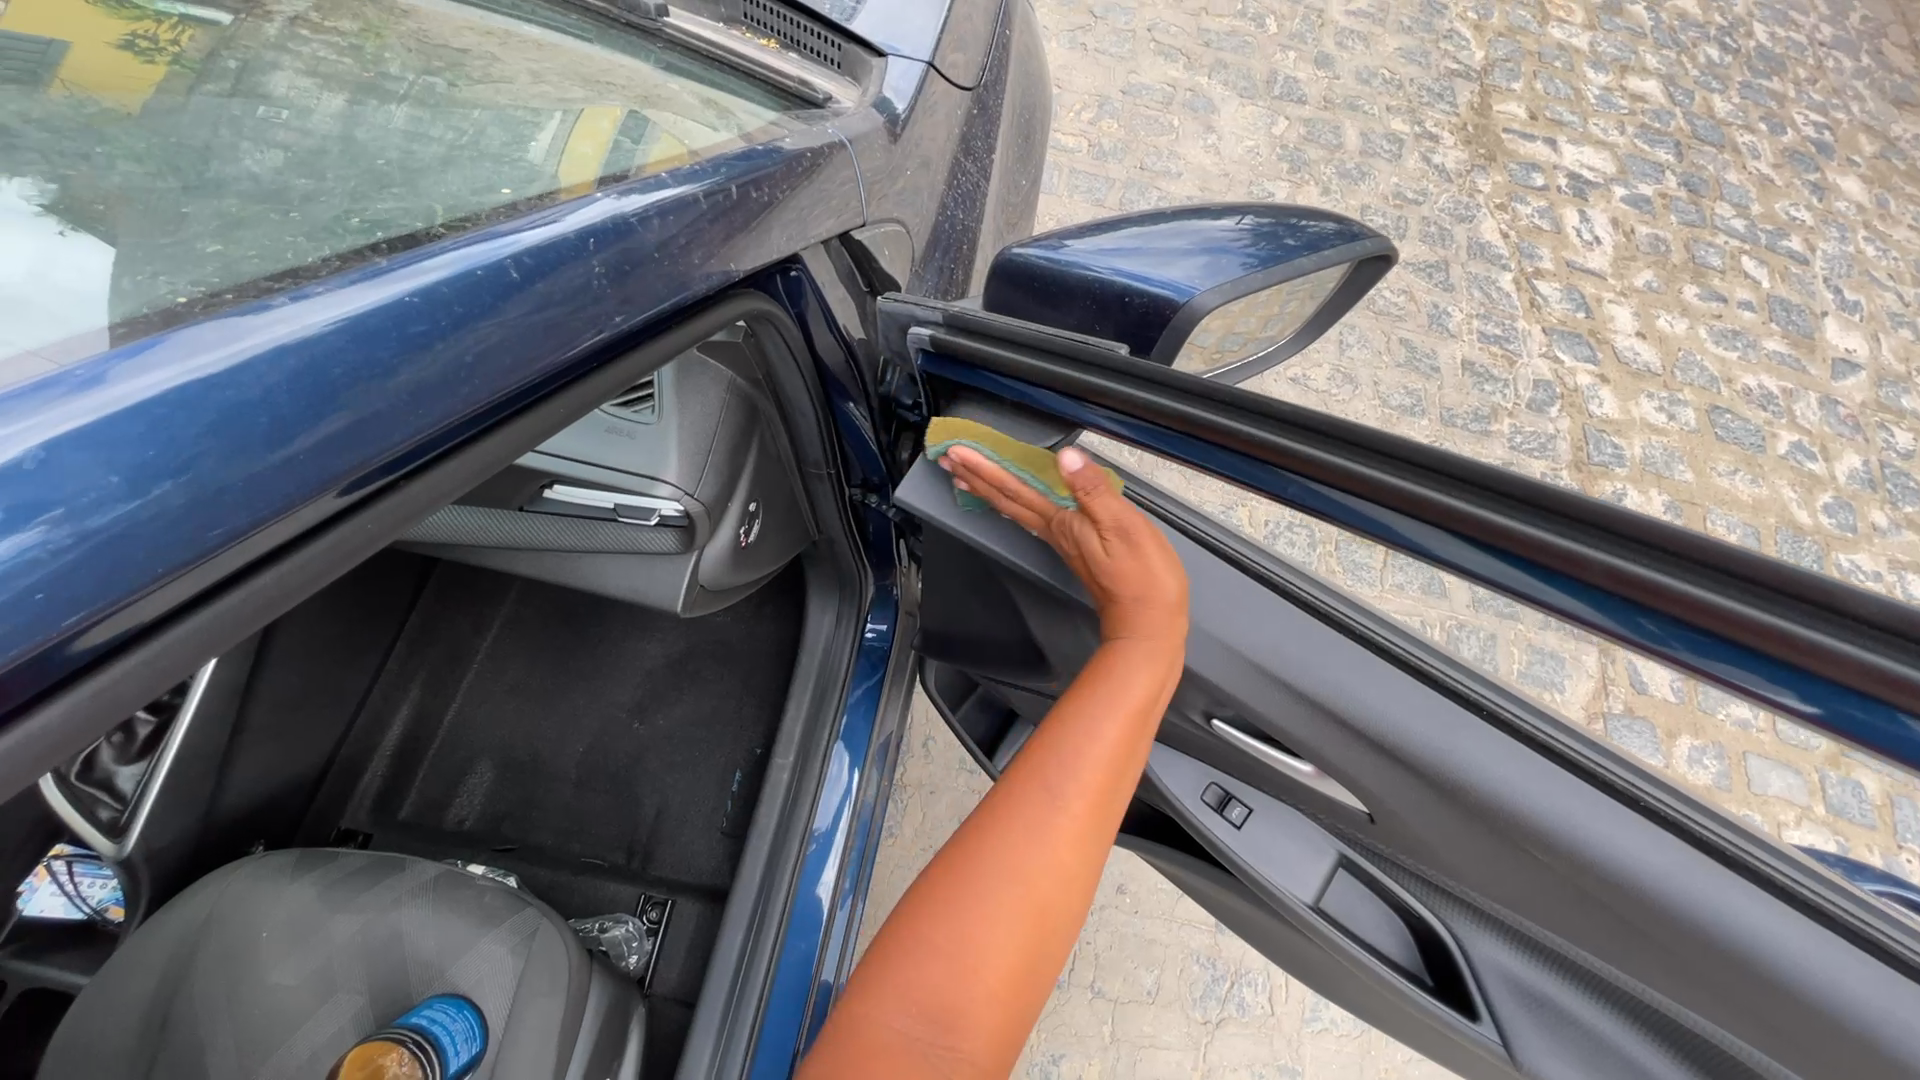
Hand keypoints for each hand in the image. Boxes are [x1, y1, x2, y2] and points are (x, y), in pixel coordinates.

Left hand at [940, 444, 1188, 648]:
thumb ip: (1092, 489)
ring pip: (1015, 510)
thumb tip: (1066, 457)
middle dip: (977, 477)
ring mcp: (1062, 542)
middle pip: (1006, 500)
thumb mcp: (1123, 525)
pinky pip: (1033, 519)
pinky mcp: (1074, 549)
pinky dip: (1014, 506)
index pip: (1014, 490)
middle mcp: (1054, 532)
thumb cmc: (1142, 578)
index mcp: (1061, 523)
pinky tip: (1012, 505)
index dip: (986, 469)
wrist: (1147, 624)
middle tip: (949, 458)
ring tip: (966, 478)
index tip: (959, 452)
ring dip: (989, 491)